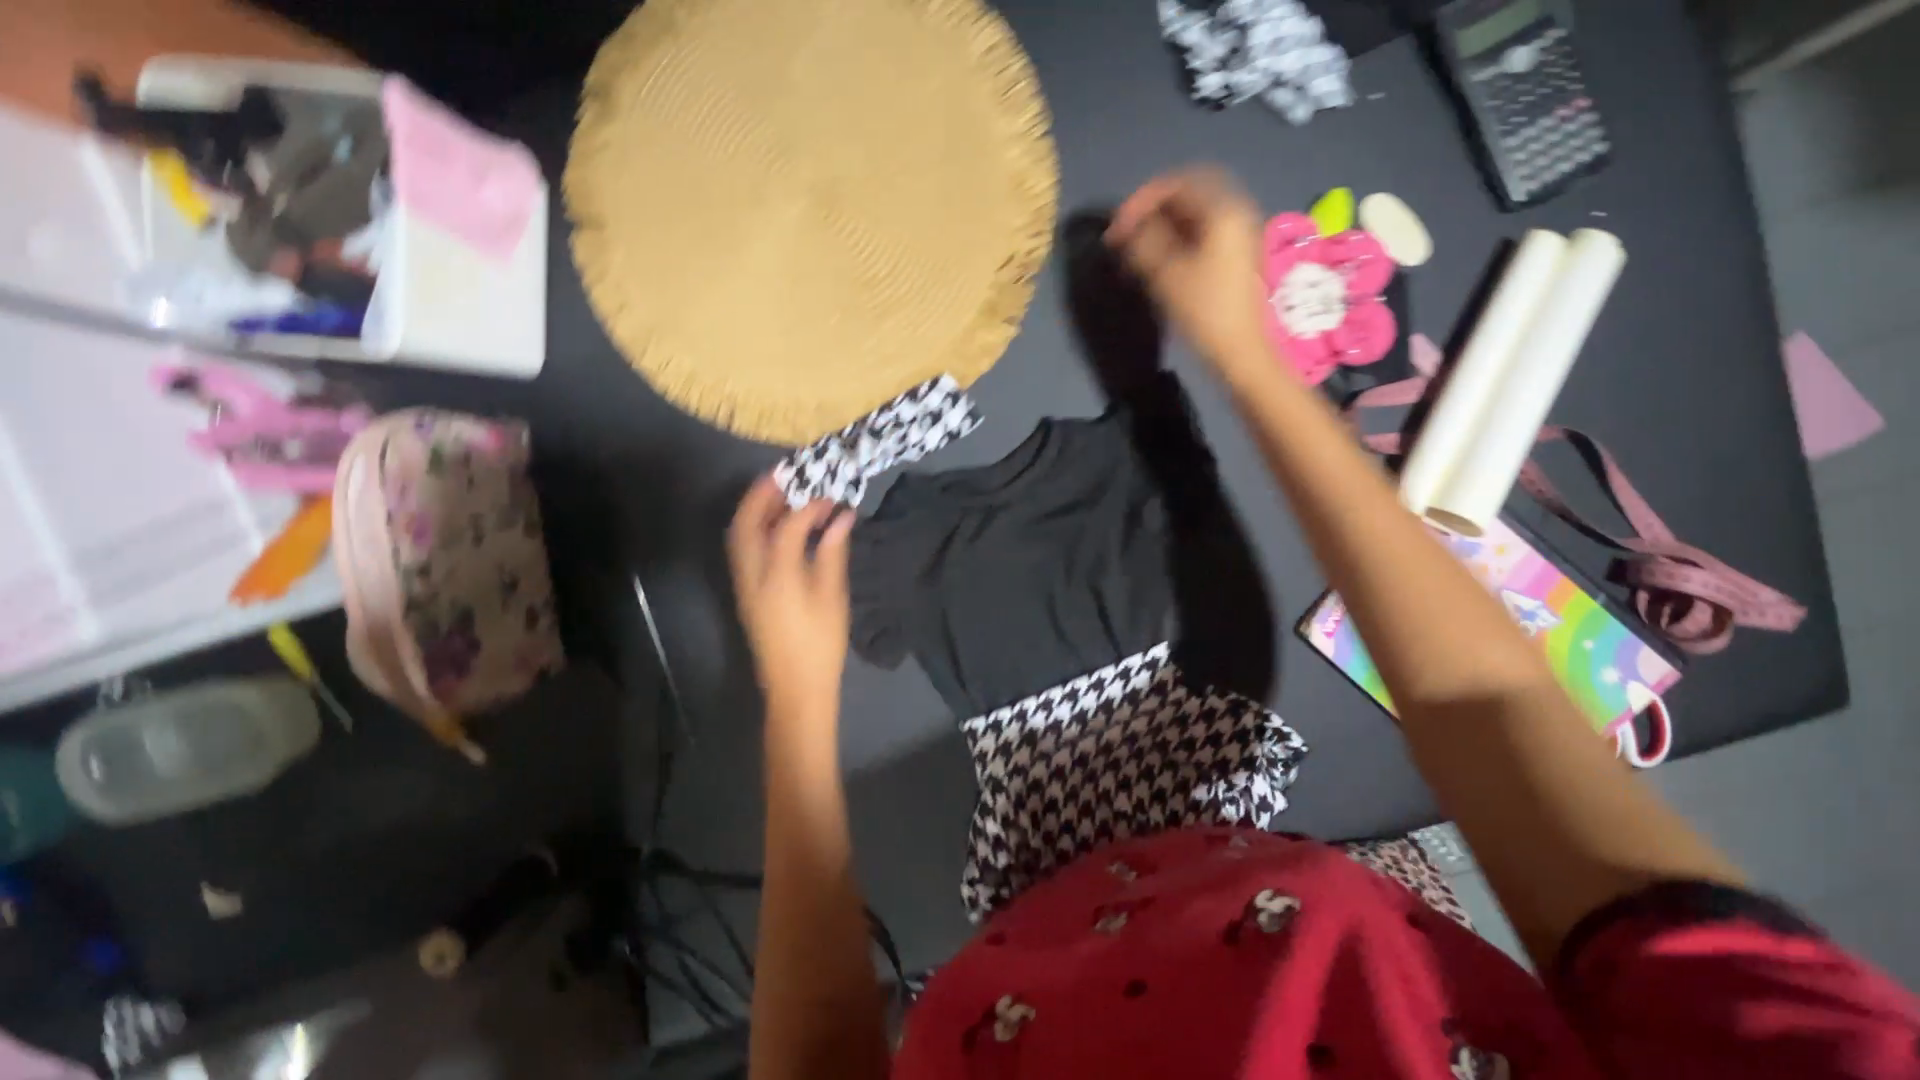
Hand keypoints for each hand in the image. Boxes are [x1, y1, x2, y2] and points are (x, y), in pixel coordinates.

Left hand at [728, 477, 855, 711]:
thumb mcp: (832, 598)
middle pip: (746, 523)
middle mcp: (752, 575)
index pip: (787, 526)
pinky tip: (778, 525)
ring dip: (756, 510)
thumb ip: (832, 553)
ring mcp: (744, 585)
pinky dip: (755, 528)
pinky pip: (743, 549)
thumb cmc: (820, 645)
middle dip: (762, 494)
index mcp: (777, 576)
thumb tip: (841, 517)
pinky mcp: (746, 593)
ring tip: (781, 493)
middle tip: (786, 474)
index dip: (807, 505)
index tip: (829, 494)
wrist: (795, 688)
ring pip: (739, 535)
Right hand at [1106, 167, 1271, 377]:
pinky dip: (1176, 238)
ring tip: (1136, 246)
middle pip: (1188, 195)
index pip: (1177, 184)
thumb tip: (1124, 226)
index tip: (1118, 224)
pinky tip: (1157, 258)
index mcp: (1223, 210)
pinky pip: (1201, 232)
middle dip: (1152, 209)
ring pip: (1194, 215)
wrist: (1239, 351)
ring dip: (1163, 225)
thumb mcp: (1166, 272)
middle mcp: (1235, 214)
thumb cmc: (1204, 310)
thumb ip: (1142, 241)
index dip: (1142, 199)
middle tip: (1126, 230)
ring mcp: (1237, 235)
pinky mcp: (1234, 256)